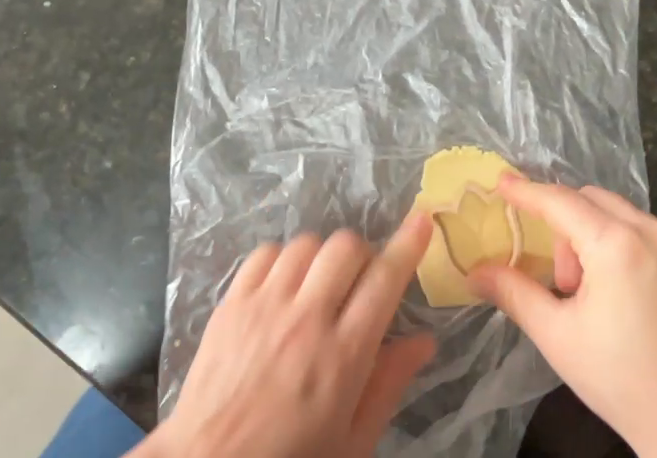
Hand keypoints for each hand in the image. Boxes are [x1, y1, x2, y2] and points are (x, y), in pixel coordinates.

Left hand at [135, 211, 437, 457]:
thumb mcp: (353, 440)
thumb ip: (388, 385)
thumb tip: (424, 341)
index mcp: (344, 355)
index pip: (384, 280)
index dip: (408, 245)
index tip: (421, 221)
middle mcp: (306, 318)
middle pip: (345, 247)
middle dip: (362, 254)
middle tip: (359, 283)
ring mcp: (264, 305)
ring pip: (306, 243)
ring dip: (322, 257)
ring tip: (319, 285)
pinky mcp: (231, 303)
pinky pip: (264, 252)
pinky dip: (282, 259)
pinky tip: (284, 285)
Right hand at [470, 177, 656, 457]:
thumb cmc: (622, 382)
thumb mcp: (557, 337)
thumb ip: (514, 293)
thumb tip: (475, 272)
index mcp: (617, 245)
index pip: (560, 201)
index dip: (527, 191)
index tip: (501, 182)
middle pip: (596, 201)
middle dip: (568, 227)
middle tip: (564, 283)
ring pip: (630, 219)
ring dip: (603, 240)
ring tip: (602, 299)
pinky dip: (638, 254)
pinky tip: (640, 305)